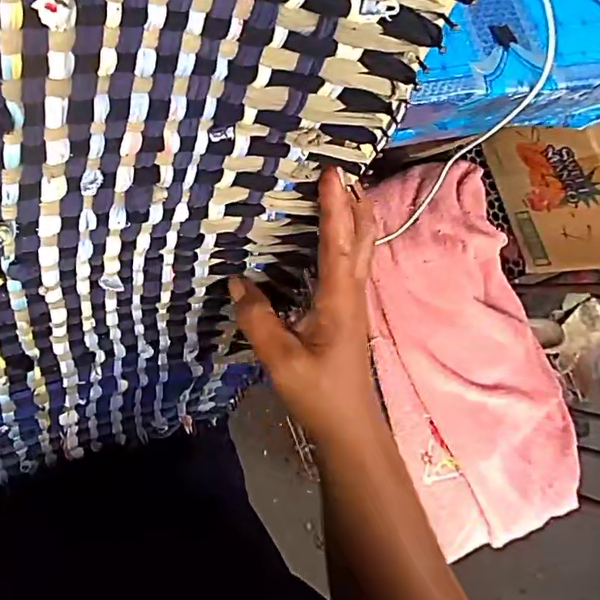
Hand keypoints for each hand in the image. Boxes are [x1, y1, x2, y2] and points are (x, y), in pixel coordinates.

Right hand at [230, 169, 381, 445]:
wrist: (350, 427)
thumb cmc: (319, 393)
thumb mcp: (280, 360)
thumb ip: (257, 319)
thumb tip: (236, 280)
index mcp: (339, 298)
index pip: (339, 241)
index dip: (335, 205)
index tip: (332, 172)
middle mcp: (352, 292)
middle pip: (363, 237)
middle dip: (355, 202)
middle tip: (341, 173)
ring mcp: (353, 301)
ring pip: (362, 248)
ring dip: (355, 217)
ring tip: (340, 193)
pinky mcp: (347, 310)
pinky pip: (352, 261)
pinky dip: (347, 237)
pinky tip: (330, 238)